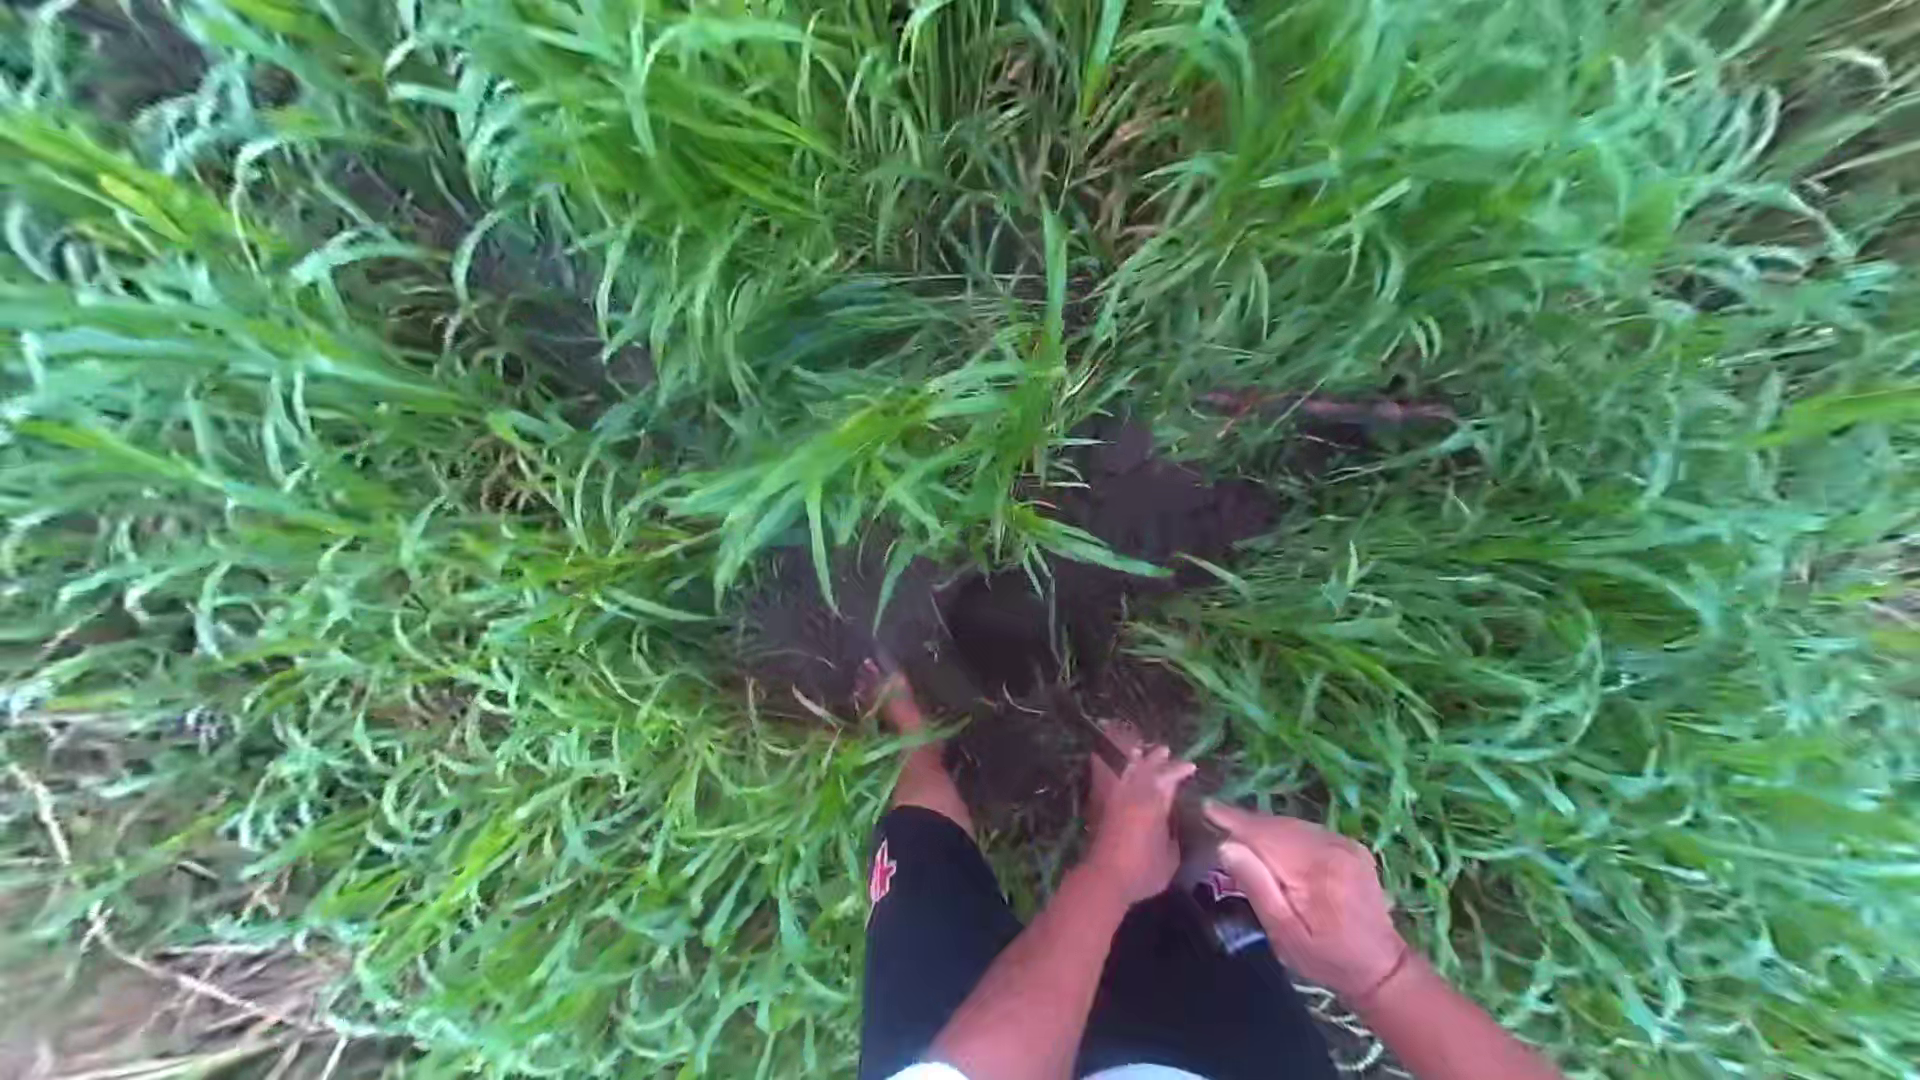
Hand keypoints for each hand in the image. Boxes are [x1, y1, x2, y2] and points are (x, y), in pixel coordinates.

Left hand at [1082, 746, 1195, 903]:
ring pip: (1126, 768)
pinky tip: (1114, 766)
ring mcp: (1116, 797)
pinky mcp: (1103, 805)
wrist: (1105, 876)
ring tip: (1138, 749)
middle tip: (1165, 750)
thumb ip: (1173, 836)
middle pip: (1146, 768)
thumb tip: (1172, 823)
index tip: (1190, 767)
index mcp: (1154, 804)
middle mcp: (1135, 794)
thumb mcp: (1171, 857)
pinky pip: (1109, 777)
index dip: (1180, 770)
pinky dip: (1113, 767)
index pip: (1169, 779)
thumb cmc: (1143, 871)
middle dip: (1157, 758)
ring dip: (1134, 758)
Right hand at [1205, 801, 1409, 1001]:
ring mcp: (1344, 843)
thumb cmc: (1326, 959)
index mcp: (1317, 870)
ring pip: (1289, 824)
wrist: (1382, 969)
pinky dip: (1281, 832)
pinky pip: (1303, 829)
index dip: (1233, 820)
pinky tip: (1269, 843)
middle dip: (1244, 823)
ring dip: (1262, 827)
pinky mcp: (1348, 844)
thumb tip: (1227, 845)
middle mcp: (1333, 847)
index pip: (1265, 835)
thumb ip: (1257, 887)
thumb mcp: (1285, 934)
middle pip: (1276, 825)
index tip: (1205, 808)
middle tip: (1215, 821)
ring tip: (1237, 832)